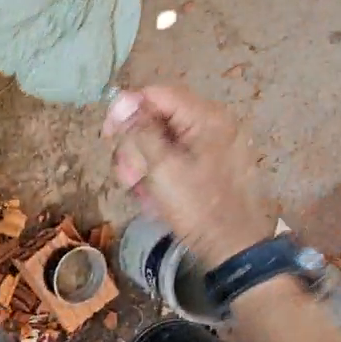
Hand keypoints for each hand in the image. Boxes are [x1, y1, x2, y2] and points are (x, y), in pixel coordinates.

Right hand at [102, 85, 276, 266]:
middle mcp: (213, 125)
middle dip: (134, 144)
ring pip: (161, 139)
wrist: (233, 247)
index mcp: (207, 119)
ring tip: (141, 190)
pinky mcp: (211, 165)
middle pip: (157, 117)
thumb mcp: (161, 168)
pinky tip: (154, 194)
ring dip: (142, 162)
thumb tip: (121, 100)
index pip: (156, 94)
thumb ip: (140, 131)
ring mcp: (214, 145)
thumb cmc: (197, 207)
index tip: (107, 135)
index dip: (126, 110)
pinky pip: (174, 156)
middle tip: (128, 174)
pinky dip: (157, 172)